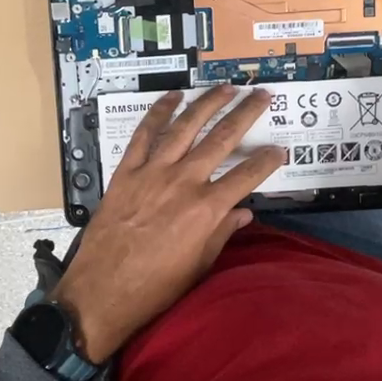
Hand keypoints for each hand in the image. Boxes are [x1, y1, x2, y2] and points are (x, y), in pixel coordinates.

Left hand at [55, 86, 287, 361]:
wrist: (102, 292)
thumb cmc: (154, 288)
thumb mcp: (198, 266)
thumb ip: (221, 234)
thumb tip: (243, 214)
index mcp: (205, 210)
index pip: (247, 176)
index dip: (267, 161)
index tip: (279, 150)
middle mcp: (182, 183)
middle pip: (222, 140)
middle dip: (245, 114)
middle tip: (262, 96)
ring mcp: (151, 173)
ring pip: (185, 127)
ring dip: (208, 104)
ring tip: (225, 88)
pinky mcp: (125, 172)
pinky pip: (143, 134)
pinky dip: (158, 112)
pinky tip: (172, 97)